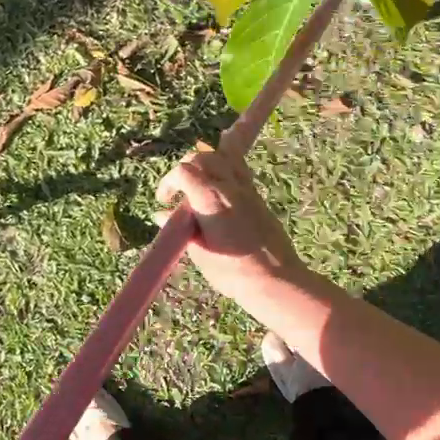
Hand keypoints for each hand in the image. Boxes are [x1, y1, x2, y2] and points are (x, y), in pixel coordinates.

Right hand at [156, 149, 304, 304]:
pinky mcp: (258, 198)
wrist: (278, 282)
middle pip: (204, 157)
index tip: (164, 200)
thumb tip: (161, 216)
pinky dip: (227, 166)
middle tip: (180, 191)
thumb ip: (182, 229)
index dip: (168, 182)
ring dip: (208, 163)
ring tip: (201, 181)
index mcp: (211, 199)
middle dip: (186, 168)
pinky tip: (221, 182)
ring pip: (225, 157)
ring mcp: (247, 190)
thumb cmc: (234, 272)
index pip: (183, 171)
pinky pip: (240, 169)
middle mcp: (230, 188)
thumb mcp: (200, 254)